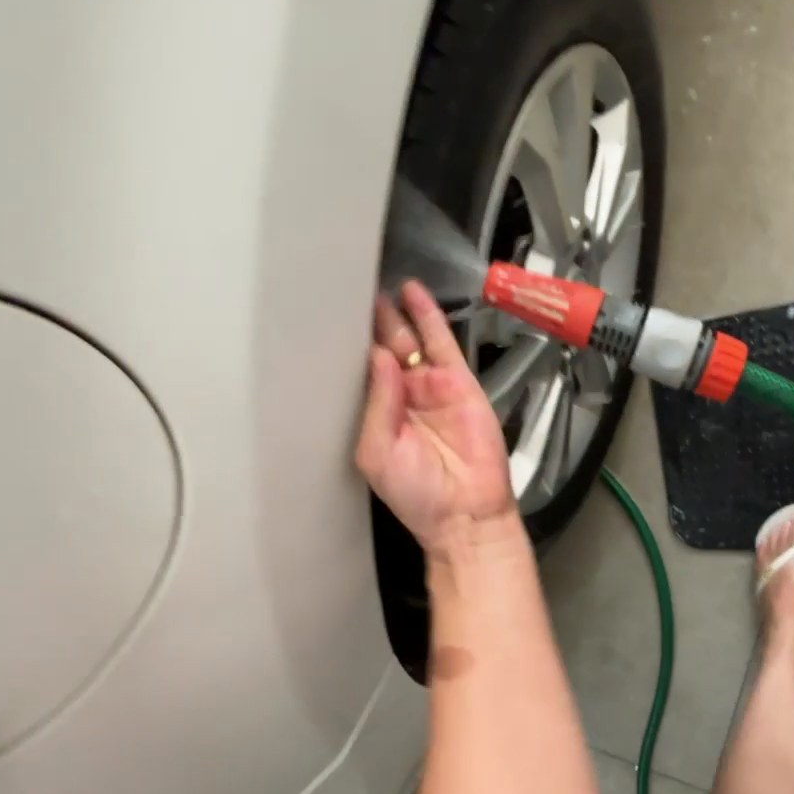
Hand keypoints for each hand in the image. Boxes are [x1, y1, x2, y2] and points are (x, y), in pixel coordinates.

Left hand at [355, 282, 516, 557]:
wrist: (466, 512)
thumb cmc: (416, 494)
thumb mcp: (378, 452)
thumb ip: (377, 403)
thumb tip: (379, 355)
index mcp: (377, 415)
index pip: (358, 371)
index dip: (346, 345)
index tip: (326, 315)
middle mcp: (402, 397)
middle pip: (381, 347)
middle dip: (367, 320)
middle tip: (347, 285)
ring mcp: (430, 387)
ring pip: (408, 339)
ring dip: (394, 312)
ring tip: (375, 281)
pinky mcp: (459, 382)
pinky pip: (441, 342)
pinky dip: (428, 316)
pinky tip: (413, 292)